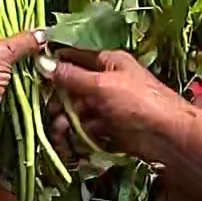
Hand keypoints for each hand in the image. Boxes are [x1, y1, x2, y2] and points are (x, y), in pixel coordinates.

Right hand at [38, 47, 194, 164]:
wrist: (167, 135)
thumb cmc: (138, 101)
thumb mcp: (102, 84)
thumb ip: (72, 76)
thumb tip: (43, 62)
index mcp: (108, 63)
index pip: (75, 57)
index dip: (55, 64)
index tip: (34, 74)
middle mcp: (107, 82)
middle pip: (73, 88)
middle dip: (58, 101)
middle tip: (48, 112)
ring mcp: (108, 106)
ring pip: (78, 111)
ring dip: (66, 121)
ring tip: (59, 132)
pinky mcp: (110, 128)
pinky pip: (87, 129)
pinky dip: (78, 135)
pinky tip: (71, 143)